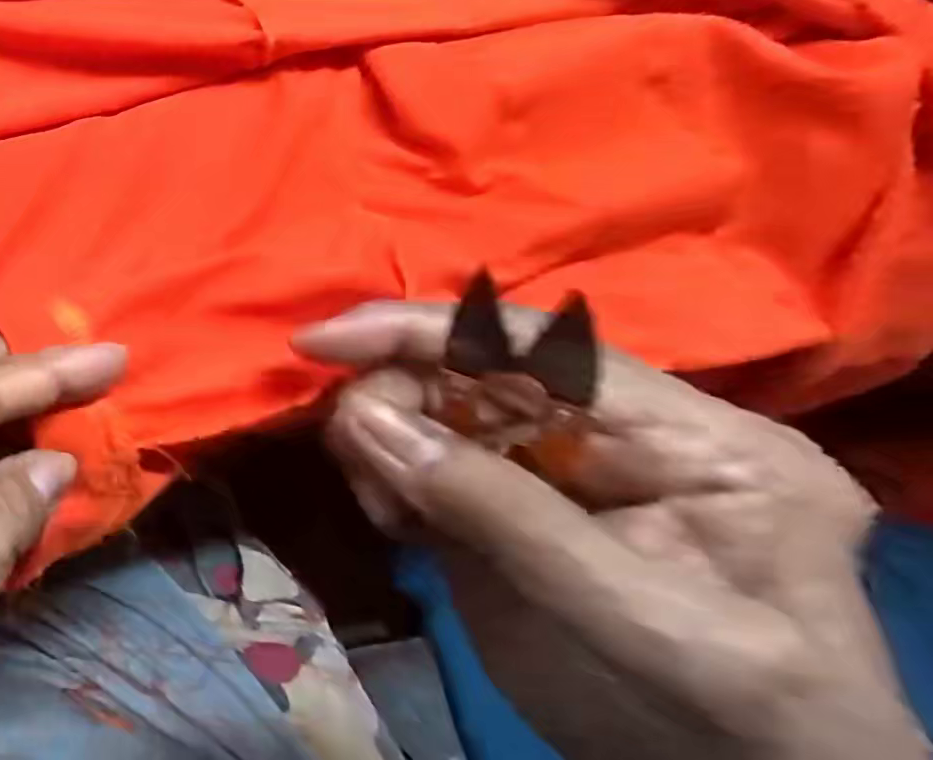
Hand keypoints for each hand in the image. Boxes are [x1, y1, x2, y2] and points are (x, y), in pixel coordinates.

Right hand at [297, 300, 926, 759]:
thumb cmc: (732, 725)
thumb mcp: (642, 624)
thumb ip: (503, 512)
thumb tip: (362, 417)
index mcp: (689, 438)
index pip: (535, 347)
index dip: (421, 330)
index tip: (319, 344)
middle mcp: (611, 431)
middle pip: (462, 370)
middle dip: (391, 402)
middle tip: (359, 462)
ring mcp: (547, 463)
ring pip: (423, 407)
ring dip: (378, 444)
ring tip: (385, 509)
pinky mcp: (493, 496)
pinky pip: (409, 456)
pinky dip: (379, 477)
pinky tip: (393, 522)